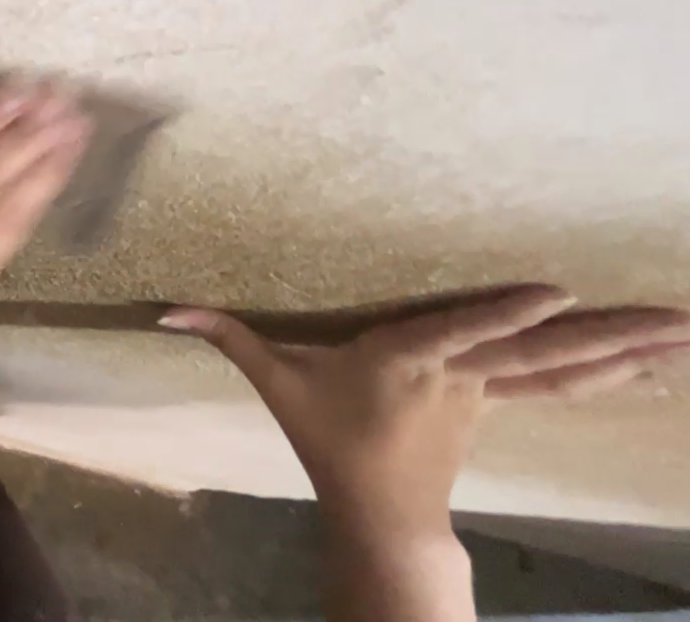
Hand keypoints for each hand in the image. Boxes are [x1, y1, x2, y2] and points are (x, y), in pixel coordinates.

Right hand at [163, 287, 689, 537]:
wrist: (379, 506)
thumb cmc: (324, 436)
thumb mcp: (271, 381)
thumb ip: (225, 336)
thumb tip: (163, 311)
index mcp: (401, 363)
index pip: (457, 335)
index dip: (503, 316)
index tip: (560, 294)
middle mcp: (455, 376)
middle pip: (538, 355)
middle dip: (611, 336)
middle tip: (685, 315)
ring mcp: (485, 394)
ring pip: (563, 370)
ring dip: (629, 353)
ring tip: (688, 333)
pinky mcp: (495, 405)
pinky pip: (559, 385)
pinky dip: (608, 374)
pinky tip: (651, 367)